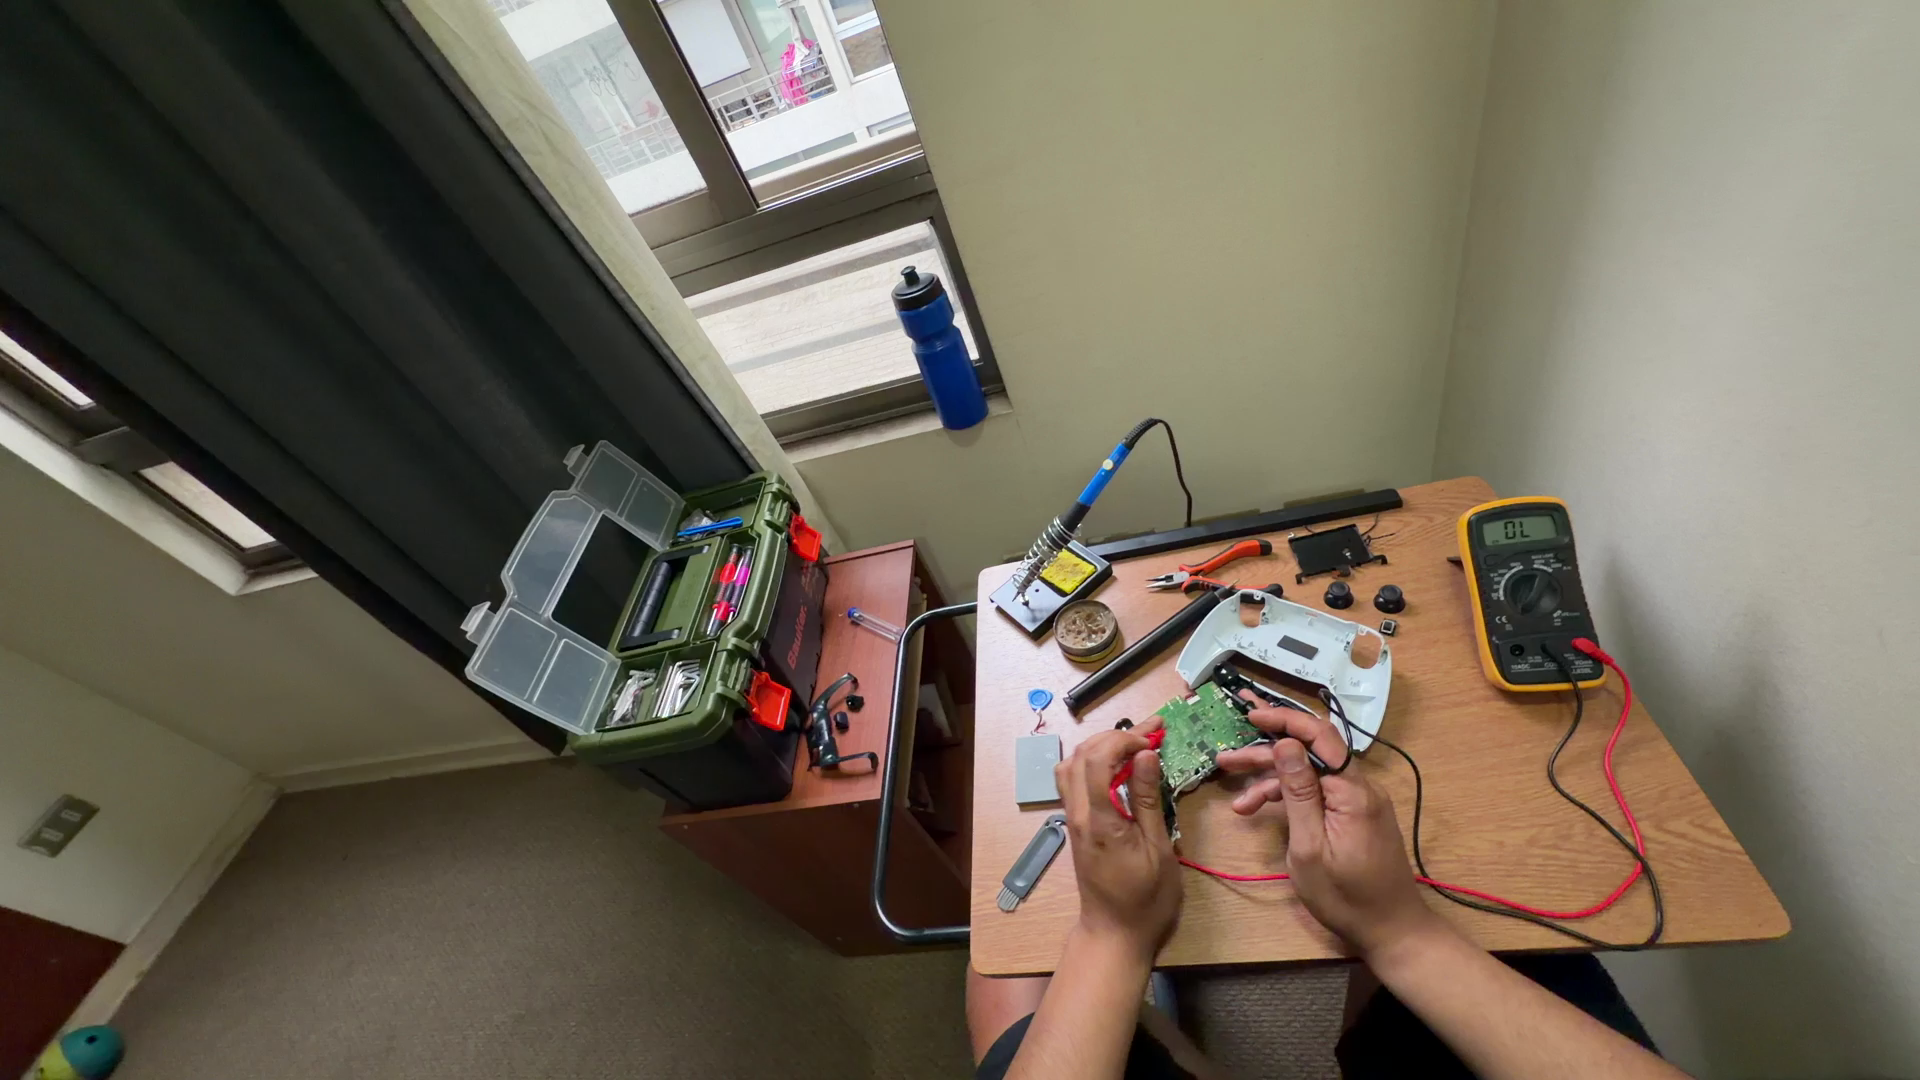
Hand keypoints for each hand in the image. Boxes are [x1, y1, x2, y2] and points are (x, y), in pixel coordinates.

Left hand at [1054, 718, 1181, 959]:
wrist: (1114, 934)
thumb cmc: (1145, 899)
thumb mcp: (1158, 850)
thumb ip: (1146, 799)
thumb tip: (1146, 755)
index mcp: (1098, 819)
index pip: (1097, 759)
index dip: (1123, 740)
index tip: (1152, 741)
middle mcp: (1077, 812)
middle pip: (1081, 754)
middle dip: (1114, 736)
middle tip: (1149, 732)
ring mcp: (1072, 817)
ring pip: (1071, 764)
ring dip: (1100, 746)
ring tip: (1133, 743)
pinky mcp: (1074, 822)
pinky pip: (1073, 780)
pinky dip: (1092, 762)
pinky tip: (1117, 766)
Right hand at [1216, 706, 1437, 957]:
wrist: (1393, 933)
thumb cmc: (1345, 897)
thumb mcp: (1309, 847)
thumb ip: (1298, 792)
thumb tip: (1286, 744)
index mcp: (1352, 791)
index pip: (1320, 735)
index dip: (1284, 719)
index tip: (1251, 715)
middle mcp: (1359, 787)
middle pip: (1308, 753)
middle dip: (1265, 753)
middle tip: (1226, 760)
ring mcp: (1357, 801)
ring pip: (1308, 773)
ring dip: (1270, 779)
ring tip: (1234, 792)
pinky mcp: (1352, 814)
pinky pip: (1316, 792)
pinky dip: (1287, 797)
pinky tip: (1256, 809)